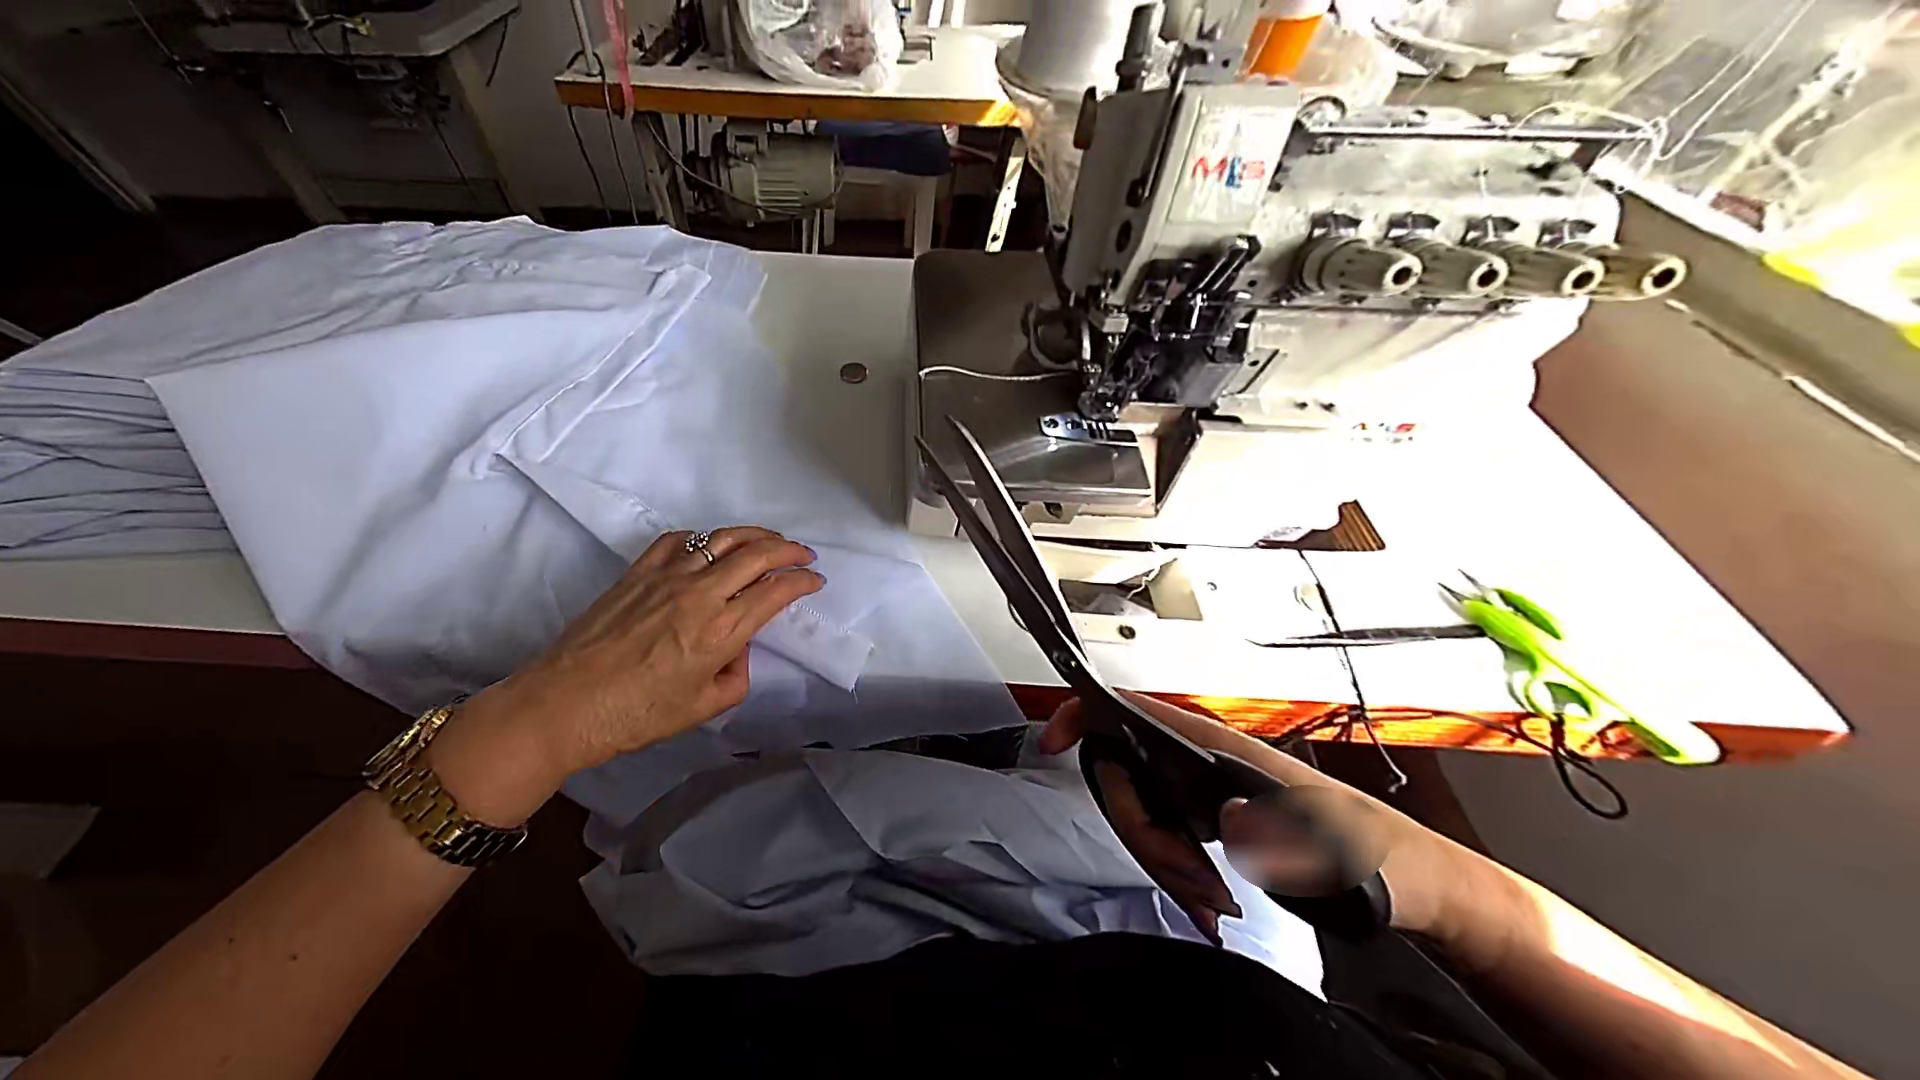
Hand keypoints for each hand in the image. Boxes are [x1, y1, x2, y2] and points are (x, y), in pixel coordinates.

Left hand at [430, 526, 822, 823]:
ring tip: (770, 540)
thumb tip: (737, 647)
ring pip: (722, 538)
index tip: (815, 581)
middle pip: (757, 555)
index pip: (776, 591)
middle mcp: (700, 595)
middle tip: (804, 554)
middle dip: (790, 550)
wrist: (561, 706)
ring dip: (755, 535)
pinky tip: (709, 546)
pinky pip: (678, 540)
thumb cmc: (635, 715)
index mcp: (721, 632)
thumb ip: (736, 676)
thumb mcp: (703, 708)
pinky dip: (703, 538)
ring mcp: (666, 577)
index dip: (803, 581)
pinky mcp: (637, 572)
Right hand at [1040, 692, 1470, 942]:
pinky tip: (1204, 899)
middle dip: (1143, 834)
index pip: (1137, 711)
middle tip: (1192, 882)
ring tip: (1210, 899)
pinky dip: (1172, 871)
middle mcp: (1204, 761)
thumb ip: (1283, 834)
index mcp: (1223, 748)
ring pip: (1141, 810)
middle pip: (1126, 776)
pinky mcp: (1209, 819)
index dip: (1086, 715)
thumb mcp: (1341, 849)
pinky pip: (1164, 836)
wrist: (1411, 884)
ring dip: (1160, 860)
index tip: (1054, 738)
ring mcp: (1204, 790)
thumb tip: (1221, 816)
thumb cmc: (1382, 855)